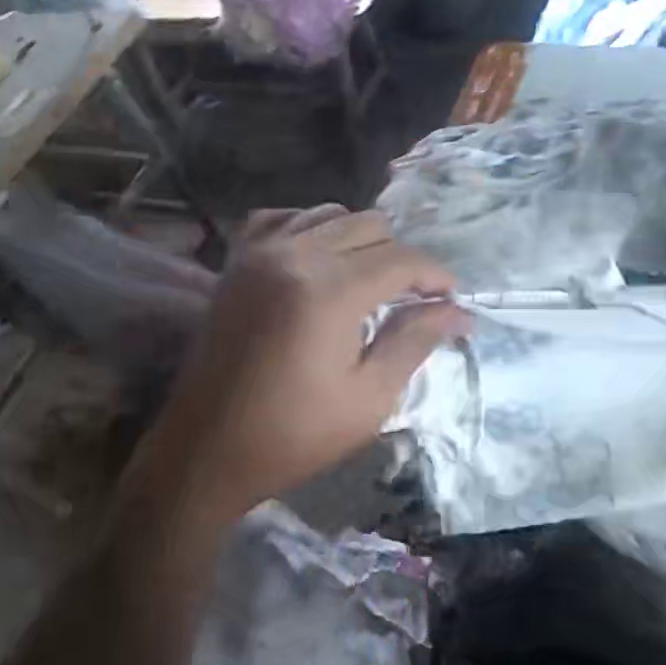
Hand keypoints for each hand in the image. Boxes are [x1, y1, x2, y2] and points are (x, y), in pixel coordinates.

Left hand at [141, 205, 470, 516]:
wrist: (206, 450)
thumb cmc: (294, 435)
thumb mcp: (369, 397)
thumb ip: (414, 341)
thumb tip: (459, 312)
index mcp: (328, 290)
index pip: (400, 259)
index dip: (435, 275)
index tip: (452, 299)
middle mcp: (292, 254)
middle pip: (368, 225)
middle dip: (400, 257)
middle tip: (412, 298)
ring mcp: (258, 253)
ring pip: (328, 214)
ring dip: (359, 240)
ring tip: (368, 281)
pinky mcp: (235, 263)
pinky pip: (281, 218)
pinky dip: (310, 228)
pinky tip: (319, 259)